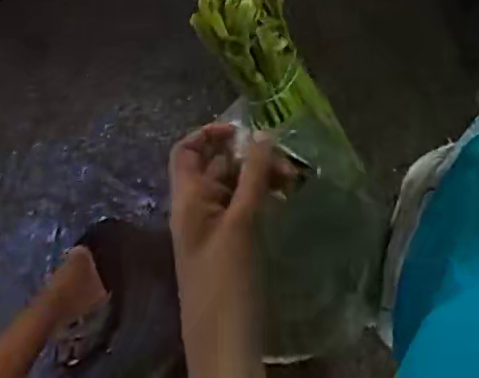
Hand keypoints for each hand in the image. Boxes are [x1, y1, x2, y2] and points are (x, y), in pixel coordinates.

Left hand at [168, 123, 288, 377]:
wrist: (225, 348)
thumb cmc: (227, 284)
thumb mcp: (240, 224)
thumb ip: (252, 176)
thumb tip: (262, 132)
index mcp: (187, 202)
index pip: (185, 151)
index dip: (208, 133)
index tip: (243, 130)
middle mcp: (197, 209)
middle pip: (217, 164)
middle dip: (250, 154)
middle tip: (285, 160)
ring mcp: (214, 227)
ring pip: (235, 183)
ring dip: (262, 174)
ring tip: (293, 179)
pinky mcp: (231, 242)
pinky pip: (244, 204)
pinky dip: (263, 193)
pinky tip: (286, 195)